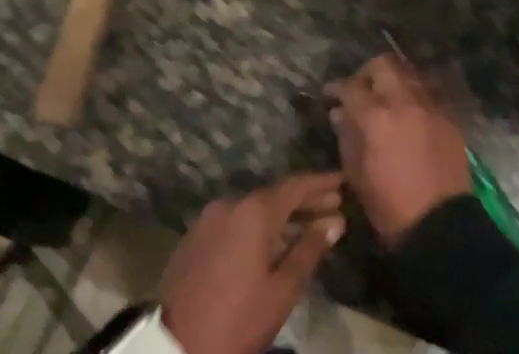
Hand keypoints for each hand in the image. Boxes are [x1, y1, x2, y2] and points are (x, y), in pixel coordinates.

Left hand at [157, 173, 345, 353]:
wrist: (174, 346)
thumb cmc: (238, 319)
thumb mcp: (283, 289)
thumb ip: (310, 249)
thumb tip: (334, 221)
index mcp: (253, 211)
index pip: (295, 186)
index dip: (321, 183)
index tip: (343, 181)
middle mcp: (229, 205)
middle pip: (274, 196)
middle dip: (304, 201)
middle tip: (334, 204)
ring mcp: (207, 220)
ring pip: (253, 210)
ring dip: (281, 216)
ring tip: (308, 227)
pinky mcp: (194, 238)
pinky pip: (234, 223)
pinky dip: (257, 227)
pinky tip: (273, 243)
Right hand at [325, 54, 471, 246]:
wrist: (440, 225)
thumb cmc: (390, 207)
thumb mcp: (357, 175)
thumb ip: (347, 136)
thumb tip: (340, 113)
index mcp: (376, 118)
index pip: (351, 86)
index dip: (336, 88)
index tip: (330, 95)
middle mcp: (405, 102)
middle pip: (384, 65)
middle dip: (367, 73)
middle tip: (360, 91)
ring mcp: (431, 107)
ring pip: (409, 74)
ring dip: (393, 82)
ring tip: (386, 101)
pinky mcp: (450, 117)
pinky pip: (428, 94)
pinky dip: (414, 97)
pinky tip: (408, 116)